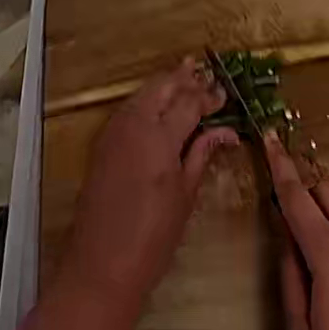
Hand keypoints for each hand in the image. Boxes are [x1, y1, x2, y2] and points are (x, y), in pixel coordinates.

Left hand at [29, 58, 234, 329]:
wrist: (103, 257)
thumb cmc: (153, 235)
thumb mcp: (185, 195)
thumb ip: (201, 153)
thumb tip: (225, 132)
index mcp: (159, 136)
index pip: (189, 102)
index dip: (208, 95)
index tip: (224, 91)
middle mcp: (135, 123)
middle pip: (162, 87)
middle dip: (184, 78)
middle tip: (205, 72)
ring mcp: (116, 127)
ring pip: (144, 92)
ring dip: (165, 84)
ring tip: (186, 76)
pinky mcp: (105, 138)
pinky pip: (130, 106)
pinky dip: (148, 98)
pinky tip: (159, 102)